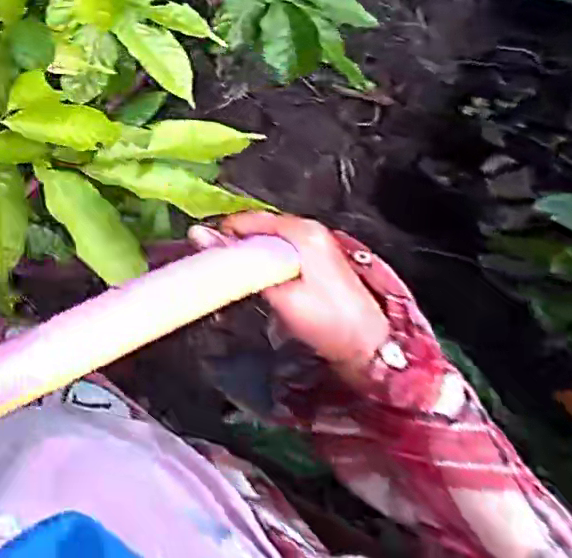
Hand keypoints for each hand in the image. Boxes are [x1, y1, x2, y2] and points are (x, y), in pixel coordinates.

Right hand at [190, 213, 390, 388]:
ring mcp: (317, 240)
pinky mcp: (318, 254)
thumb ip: (236, 261)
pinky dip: (266, 259)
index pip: (241, 220)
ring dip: (251, 254)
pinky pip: (277, 247)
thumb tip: (195, 232)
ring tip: (250, 278)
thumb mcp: (276, 292)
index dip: (224, 239)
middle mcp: (309, 227)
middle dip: (238, 246)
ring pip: (264, 237)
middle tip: (233, 272)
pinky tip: (269, 280)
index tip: (218, 262)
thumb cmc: (326, 322)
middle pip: (253, 227)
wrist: (375, 351)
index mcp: (300, 230)